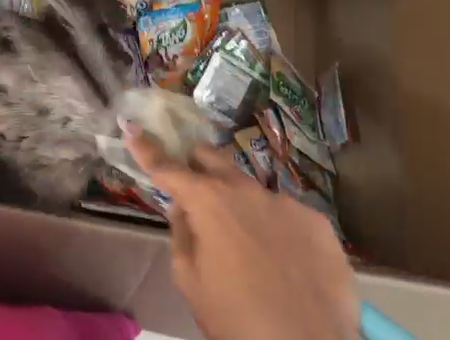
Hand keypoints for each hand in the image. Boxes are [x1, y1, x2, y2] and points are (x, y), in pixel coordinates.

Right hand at [127, 133, 356, 339]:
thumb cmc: (237, 321)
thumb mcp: (190, 283)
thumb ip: (182, 235)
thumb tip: (185, 210)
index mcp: (208, 202)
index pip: (168, 167)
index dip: (147, 148)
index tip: (131, 129)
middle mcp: (245, 189)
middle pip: (213, 159)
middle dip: (197, 166)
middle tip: (195, 189)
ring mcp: (286, 202)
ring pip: (254, 192)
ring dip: (242, 207)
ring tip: (251, 250)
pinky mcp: (318, 222)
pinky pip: (288, 216)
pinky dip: (279, 230)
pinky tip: (286, 264)